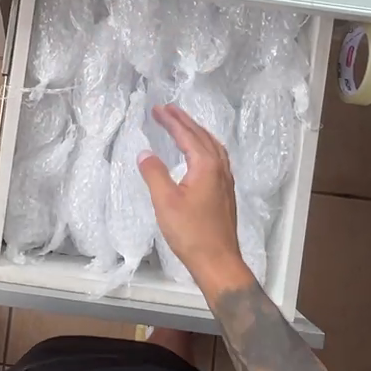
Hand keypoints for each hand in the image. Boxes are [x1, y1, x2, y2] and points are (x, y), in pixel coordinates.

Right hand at [138, 104, 246, 286]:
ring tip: (183, 125)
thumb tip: (145, 153)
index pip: (186, 135)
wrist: (218, 261)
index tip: (158, 109)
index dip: (171, 121)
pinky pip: (216, 157)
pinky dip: (204, 146)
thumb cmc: (191, 232)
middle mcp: (219, 168)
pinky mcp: (225, 192)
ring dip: (196, 132)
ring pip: (212, 146)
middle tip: (168, 109)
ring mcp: (225, 180)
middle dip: (184, 121)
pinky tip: (199, 154)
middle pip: (202, 136)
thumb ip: (154, 173)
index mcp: (206, 165)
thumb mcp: (165, 201)